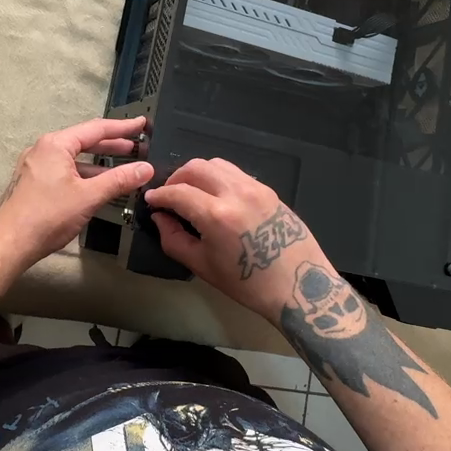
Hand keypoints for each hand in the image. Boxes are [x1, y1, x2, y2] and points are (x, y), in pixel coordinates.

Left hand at [0, 116, 154, 270]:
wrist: (8, 244)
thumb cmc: (48, 217)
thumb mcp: (88, 197)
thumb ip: (119, 180)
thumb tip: (146, 168)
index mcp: (55, 145)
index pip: (96, 129)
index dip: (122, 127)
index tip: (142, 124)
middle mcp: (43, 149)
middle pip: (83, 141)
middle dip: (111, 144)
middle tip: (136, 146)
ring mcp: (35, 165)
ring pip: (73, 158)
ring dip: (98, 162)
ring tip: (122, 166)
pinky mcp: (32, 182)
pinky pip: (63, 170)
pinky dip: (83, 173)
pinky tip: (96, 184)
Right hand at [143, 158, 326, 319]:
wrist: (299, 286)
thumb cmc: (248, 284)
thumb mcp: (203, 266)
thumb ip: (174, 239)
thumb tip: (160, 218)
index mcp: (217, 215)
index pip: (178, 192)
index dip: (160, 195)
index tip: (151, 200)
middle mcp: (236, 192)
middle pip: (196, 167)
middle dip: (176, 178)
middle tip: (170, 196)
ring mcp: (255, 187)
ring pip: (216, 164)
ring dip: (197, 173)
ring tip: (191, 192)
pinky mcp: (268, 189)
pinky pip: (236, 173)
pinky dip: (218, 177)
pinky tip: (215, 196)